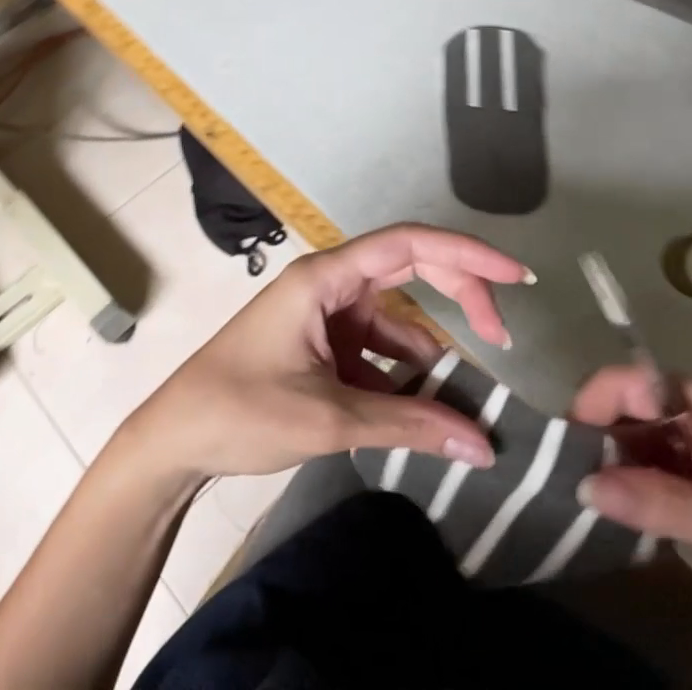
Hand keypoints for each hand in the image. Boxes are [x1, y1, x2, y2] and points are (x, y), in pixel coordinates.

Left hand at [118, 224, 532, 479]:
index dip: (468, 255)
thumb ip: (409, 426)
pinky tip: (427, 415)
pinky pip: (378, 356)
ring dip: (431, 360)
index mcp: (323, 279)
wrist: (173, 442)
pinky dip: (404, 381)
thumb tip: (484, 446)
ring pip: (398, 326)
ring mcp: (325, 319)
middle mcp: (328, 288)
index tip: (517, 277)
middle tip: (503, 340)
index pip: (409, 245)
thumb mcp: (328, 417)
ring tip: (469, 402)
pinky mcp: (322, 351)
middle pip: (410, 274)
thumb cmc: (239, 412)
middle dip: (460, 300)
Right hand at [571, 367, 691, 613]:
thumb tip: (587, 485)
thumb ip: (679, 510)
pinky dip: (667, 486)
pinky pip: (690, 461)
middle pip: (643, 408)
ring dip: (636, 471)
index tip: (567, 459)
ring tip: (620, 520)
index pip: (636, 381)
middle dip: (608, 447)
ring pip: (664, 437)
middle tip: (590, 504)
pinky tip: (666, 524)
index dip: (593, 409)